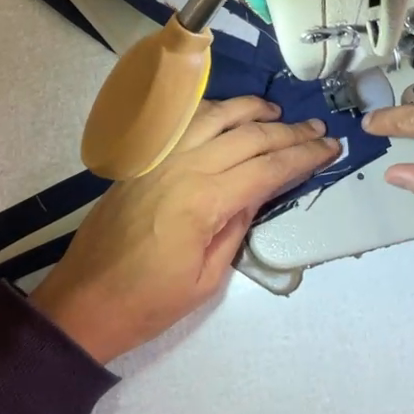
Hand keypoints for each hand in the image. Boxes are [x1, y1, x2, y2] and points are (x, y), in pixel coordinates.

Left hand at [32, 97, 340, 362]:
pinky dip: (208, 111)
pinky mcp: (141, 161)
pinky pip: (180, 123)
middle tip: (317, 129)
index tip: (330, 148)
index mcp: (203, 202)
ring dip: (249, 110)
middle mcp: (182, 168)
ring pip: (213, 117)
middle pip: (247, 136)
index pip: (267, 168)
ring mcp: (158, 159)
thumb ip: (236, 228)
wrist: (83, 301)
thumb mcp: (206, 279)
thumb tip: (257, 194)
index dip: (304, 157)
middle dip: (288, 132)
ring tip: (277, 113)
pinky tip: (225, 115)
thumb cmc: (148, 303)